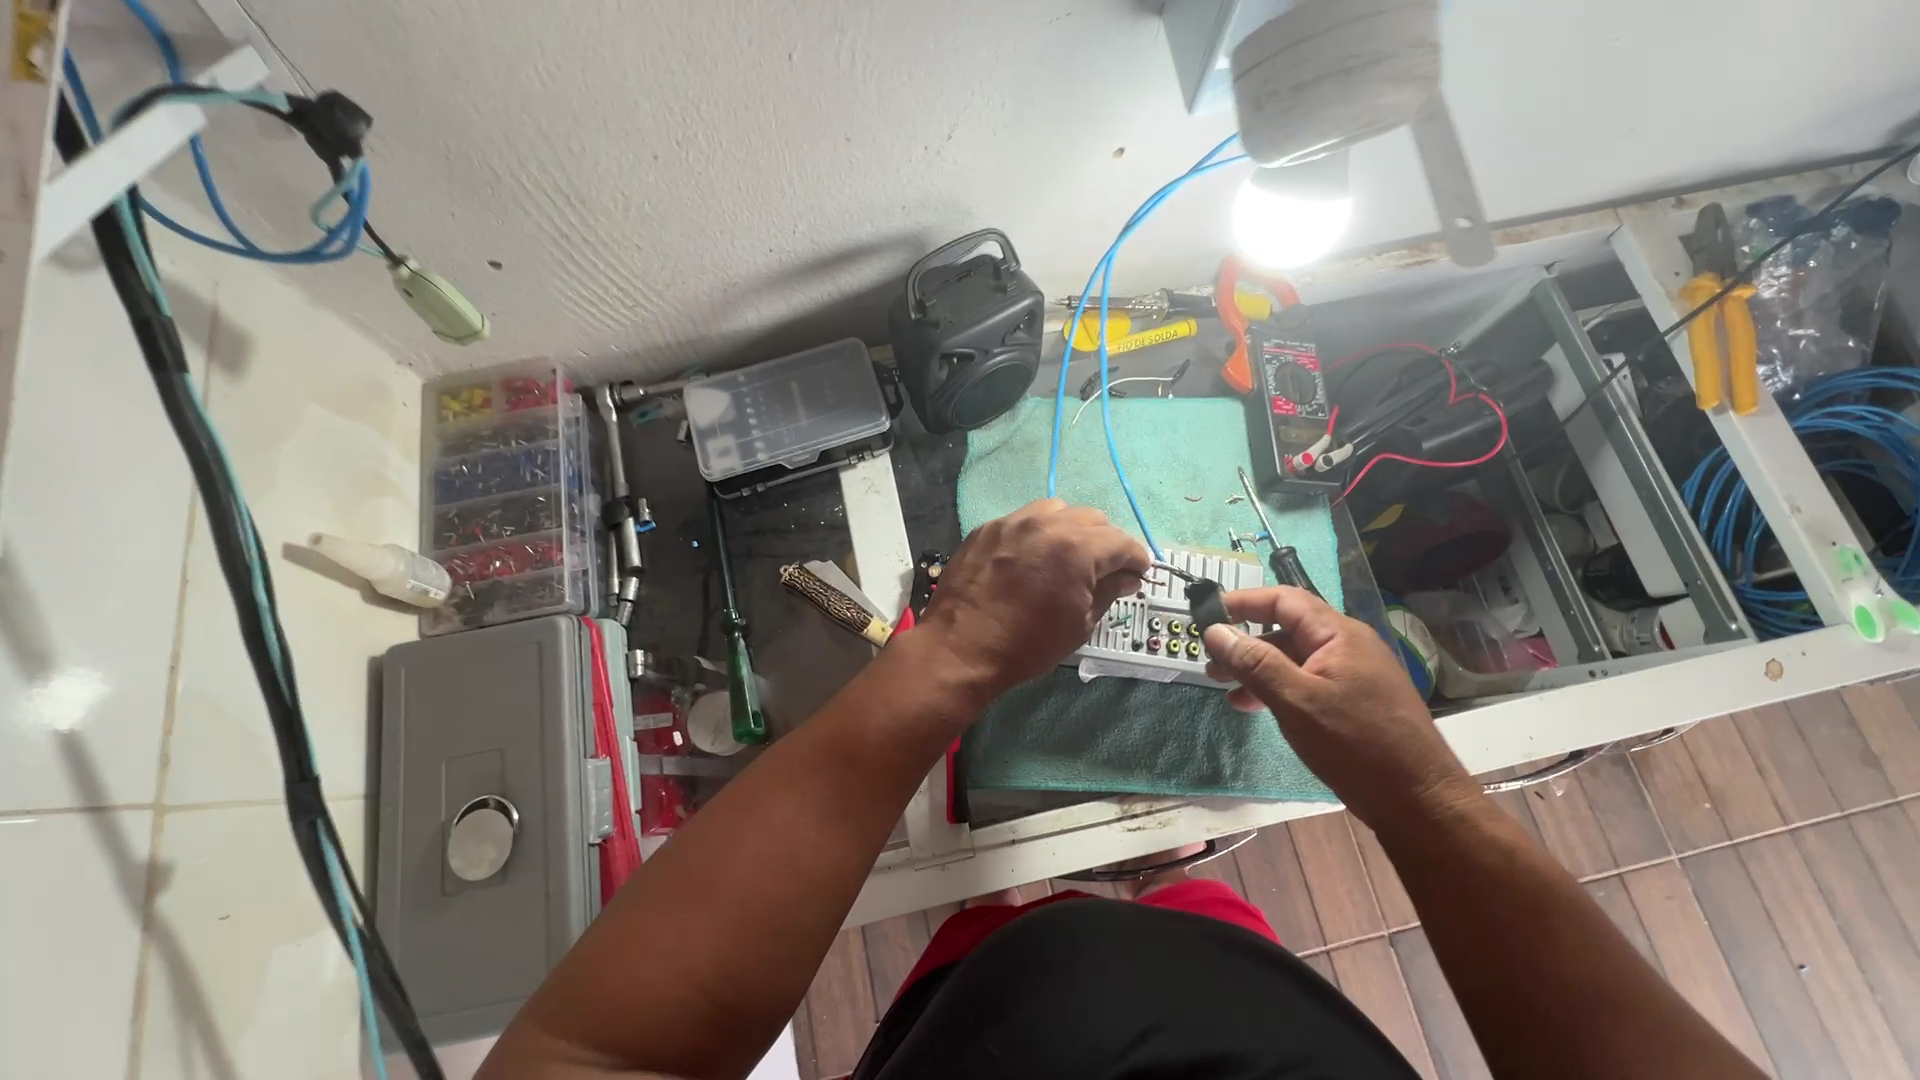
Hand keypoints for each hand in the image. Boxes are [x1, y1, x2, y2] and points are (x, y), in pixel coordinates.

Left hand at [918, 499, 1149, 700]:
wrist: (961, 649)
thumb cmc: (1027, 644)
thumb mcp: (1080, 624)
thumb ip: (1108, 592)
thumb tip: (1127, 577)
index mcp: (1077, 548)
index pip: (1121, 541)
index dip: (1135, 558)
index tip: (1138, 573)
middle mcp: (1047, 524)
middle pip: (1092, 519)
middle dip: (1104, 542)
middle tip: (1103, 569)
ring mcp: (1013, 522)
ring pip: (1056, 510)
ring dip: (1070, 529)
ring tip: (1066, 556)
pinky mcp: (987, 528)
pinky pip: (1023, 520)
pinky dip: (1036, 534)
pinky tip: (1031, 558)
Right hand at [1200, 587, 1474, 829]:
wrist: (1418, 801)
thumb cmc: (1357, 745)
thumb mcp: (1296, 702)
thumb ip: (1255, 663)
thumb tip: (1215, 631)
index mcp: (1339, 635)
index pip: (1284, 600)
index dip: (1243, 602)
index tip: (1207, 614)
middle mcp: (1348, 647)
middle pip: (1287, 629)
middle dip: (1245, 642)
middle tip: (1210, 663)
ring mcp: (1353, 675)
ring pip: (1294, 659)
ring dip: (1257, 669)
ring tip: (1224, 688)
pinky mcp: (1354, 702)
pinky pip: (1306, 683)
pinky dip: (1277, 689)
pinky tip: (1255, 707)